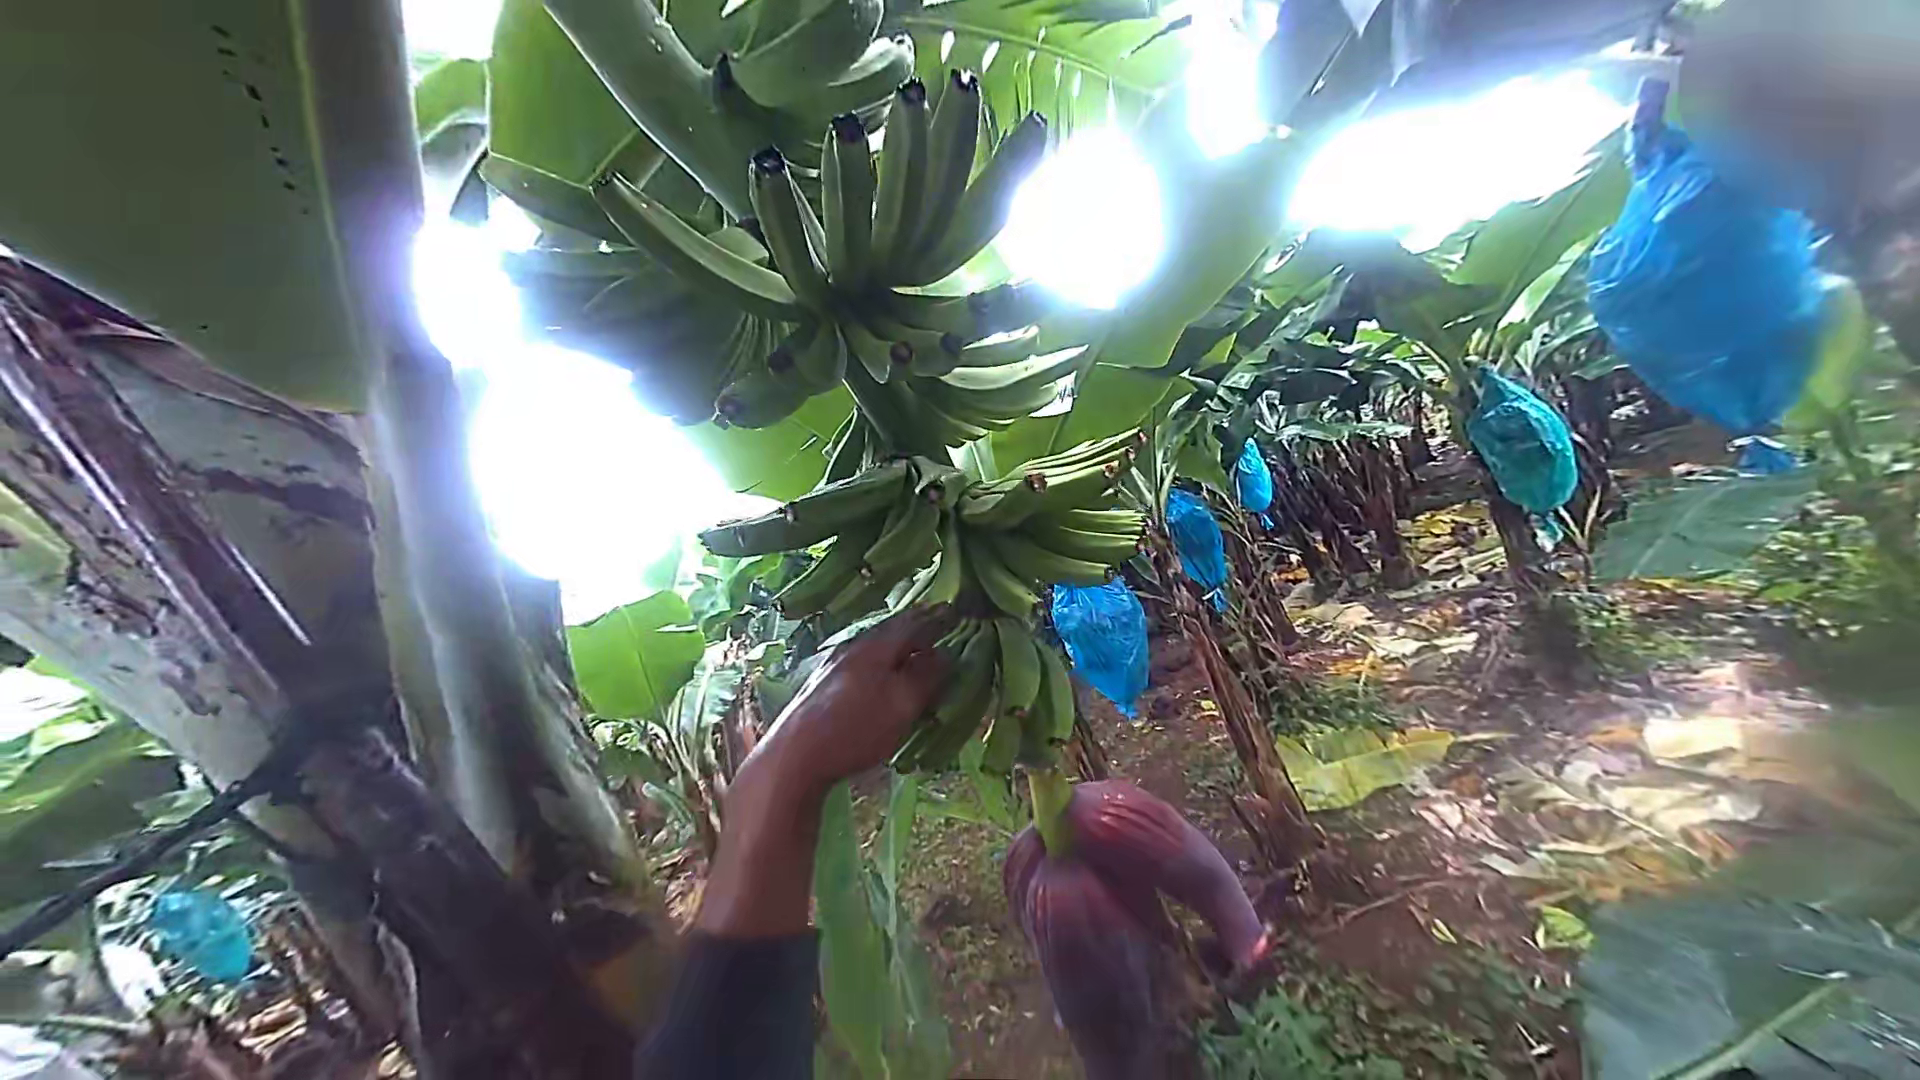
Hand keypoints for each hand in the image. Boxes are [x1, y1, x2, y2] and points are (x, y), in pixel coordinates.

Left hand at [697, 605, 954, 937]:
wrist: (793, 758)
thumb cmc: (855, 729)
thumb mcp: (902, 704)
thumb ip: (926, 676)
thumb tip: (945, 652)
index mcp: (876, 646)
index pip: (913, 622)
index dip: (935, 618)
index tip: (954, 612)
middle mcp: (852, 647)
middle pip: (891, 632)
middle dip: (916, 630)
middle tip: (937, 630)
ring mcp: (833, 666)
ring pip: (874, 648)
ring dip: (896, 648)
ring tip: (913, 654)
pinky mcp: (820, 686)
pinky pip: (860, 663)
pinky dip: (880, 664)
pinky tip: (879, 678)